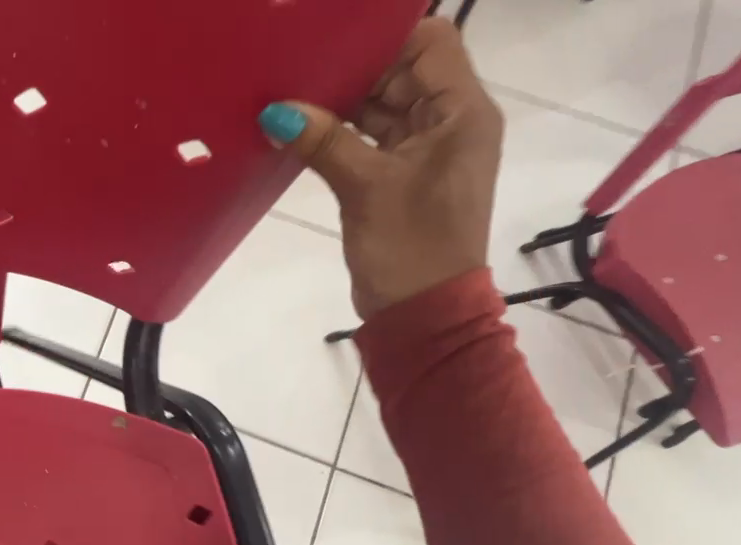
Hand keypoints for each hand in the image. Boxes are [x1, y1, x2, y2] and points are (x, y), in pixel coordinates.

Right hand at [258, 18, 504, 318]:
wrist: (422, 311)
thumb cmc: (411, 245)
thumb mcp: (367, 188)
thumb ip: (325, 143)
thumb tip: (277, 111)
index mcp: (462, 112)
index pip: (430, 44)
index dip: (386, 36)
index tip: (332, 40)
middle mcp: (449, 123)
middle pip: (402, 74)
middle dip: (354, 71)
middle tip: (298, 68)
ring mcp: (423, 153)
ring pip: (382, 110)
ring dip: (342, 106)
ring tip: (292, 98)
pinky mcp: (399, 180)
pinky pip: (370, 143)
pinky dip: (340, 137)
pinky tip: (302, 134)